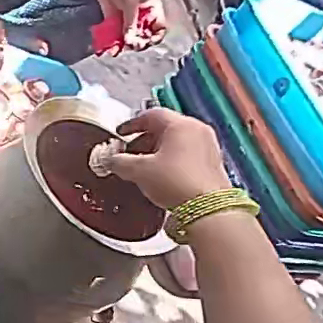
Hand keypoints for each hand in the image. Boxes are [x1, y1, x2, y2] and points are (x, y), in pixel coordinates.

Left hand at [95, 0, 165, 52]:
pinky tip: (111, 49)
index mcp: (153, 9)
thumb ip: (131, 22)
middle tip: (131, 45)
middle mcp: (143, 17)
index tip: (146, 41)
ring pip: (132, 40)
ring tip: (119, 49)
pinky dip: (115, 44)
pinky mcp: (117, 23)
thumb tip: (131, 40)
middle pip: (145, 37)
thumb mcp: (130, 2)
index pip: (160, 28)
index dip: (155, 37)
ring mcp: (130, 21)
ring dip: (126, 46)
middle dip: (139, 44)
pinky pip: (118, 38)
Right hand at [107, 108, 234, 209]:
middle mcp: (197, 130)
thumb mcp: (139, 171)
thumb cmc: (178, 183)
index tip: (121, 132)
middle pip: (164, 128)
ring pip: (176, 142)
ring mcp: (207, 147)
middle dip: (143, 141)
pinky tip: (160, 176)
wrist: (205, 208)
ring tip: (142, 168)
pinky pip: (186, 155)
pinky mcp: (211, 164)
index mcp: (181, 125)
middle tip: (128, 154)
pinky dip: (170, 161)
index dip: (132, 124)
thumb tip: (111, 160)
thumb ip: (120, 162)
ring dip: (156, 152)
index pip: (152, 115)